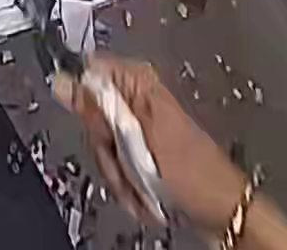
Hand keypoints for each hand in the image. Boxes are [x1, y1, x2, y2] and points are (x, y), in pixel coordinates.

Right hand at [55, 53, 244, 232]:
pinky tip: (141, 192)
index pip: (86, 73)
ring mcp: (137, 119)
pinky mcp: (141, 142)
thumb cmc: (189, 172)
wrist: (225, 212)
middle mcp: (134, 93)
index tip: (100, 131)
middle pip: (91, 111)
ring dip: (115, 170)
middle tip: (124, 167)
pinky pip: (115, 155)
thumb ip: (96, 108)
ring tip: (138, 187)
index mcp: (135, 79)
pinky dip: (125, 178)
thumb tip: (61, 80)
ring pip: (101, 139)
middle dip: (104, 148)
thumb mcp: (135, 140)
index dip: (85, 103)